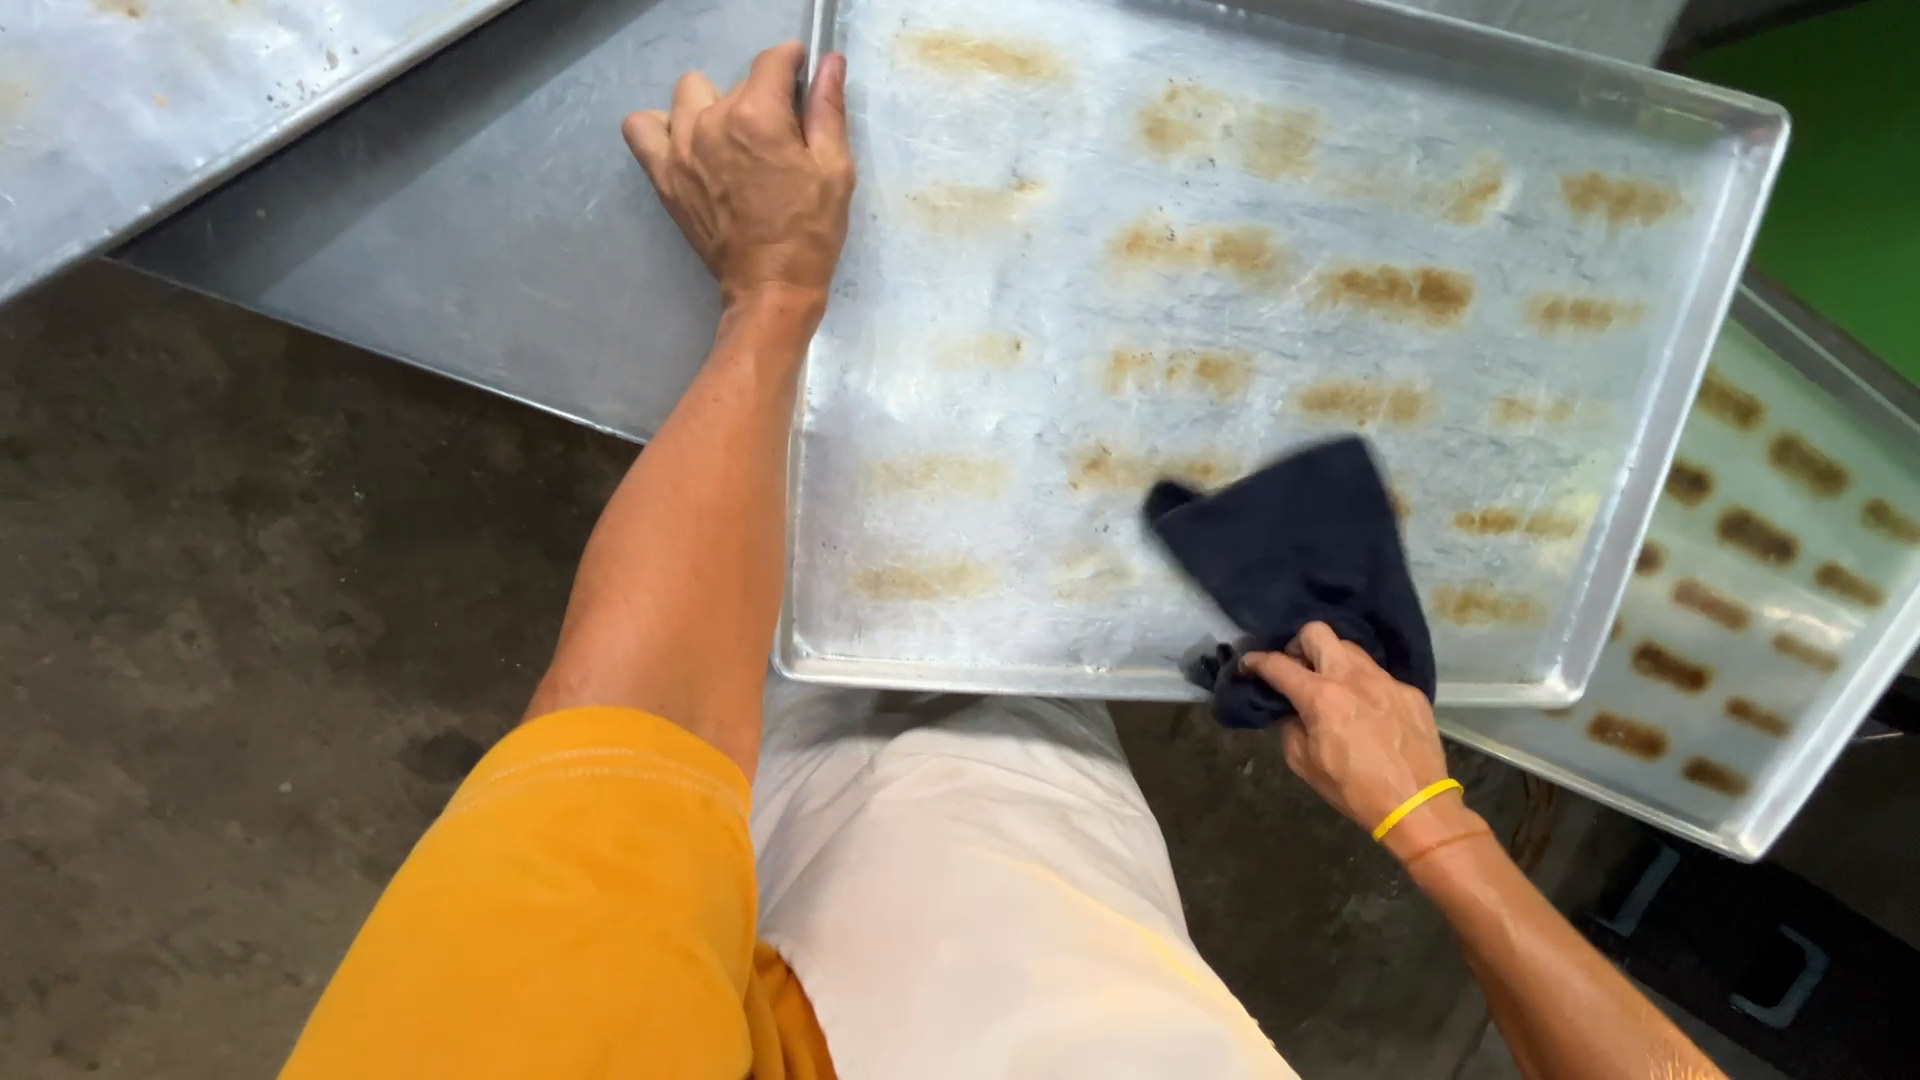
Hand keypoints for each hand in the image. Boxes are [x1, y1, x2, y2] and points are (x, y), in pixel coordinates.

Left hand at [623, 43, 854, 312]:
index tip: (801, 79)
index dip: (792, 65)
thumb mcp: (835, 171)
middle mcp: (712, 121)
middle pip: (737, 84)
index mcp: (757, 116)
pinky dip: (662, 128)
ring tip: (733, 143)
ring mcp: (681, 148)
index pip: (772, 62)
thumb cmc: (811, 234)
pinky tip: (688, 146)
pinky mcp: (664, 176)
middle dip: (761, 102)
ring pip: (691, 95)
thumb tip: (830, 62)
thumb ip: (828, 110)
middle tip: (779, 143)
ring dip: (713, 108)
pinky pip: (642, 128)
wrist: (771, 289)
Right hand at [1243, 623, 1480, 859]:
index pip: (1277, 664)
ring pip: (1349, 648)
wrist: (1417, 808)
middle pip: (1316, 632)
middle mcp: (1352, 677)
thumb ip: (1289, 726)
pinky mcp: (1409, 692)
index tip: (1247, 665)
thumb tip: (1290, 710)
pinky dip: (1363, 685)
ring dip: (1332, 661)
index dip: (1255, 661)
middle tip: (1297, 669)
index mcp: (1320, 696)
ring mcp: (1385, 681)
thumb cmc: (1353, 789)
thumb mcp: (1303, 762)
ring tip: (1332, 687)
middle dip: (1297, 645)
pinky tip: (1367, 711)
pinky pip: (1378, 675)